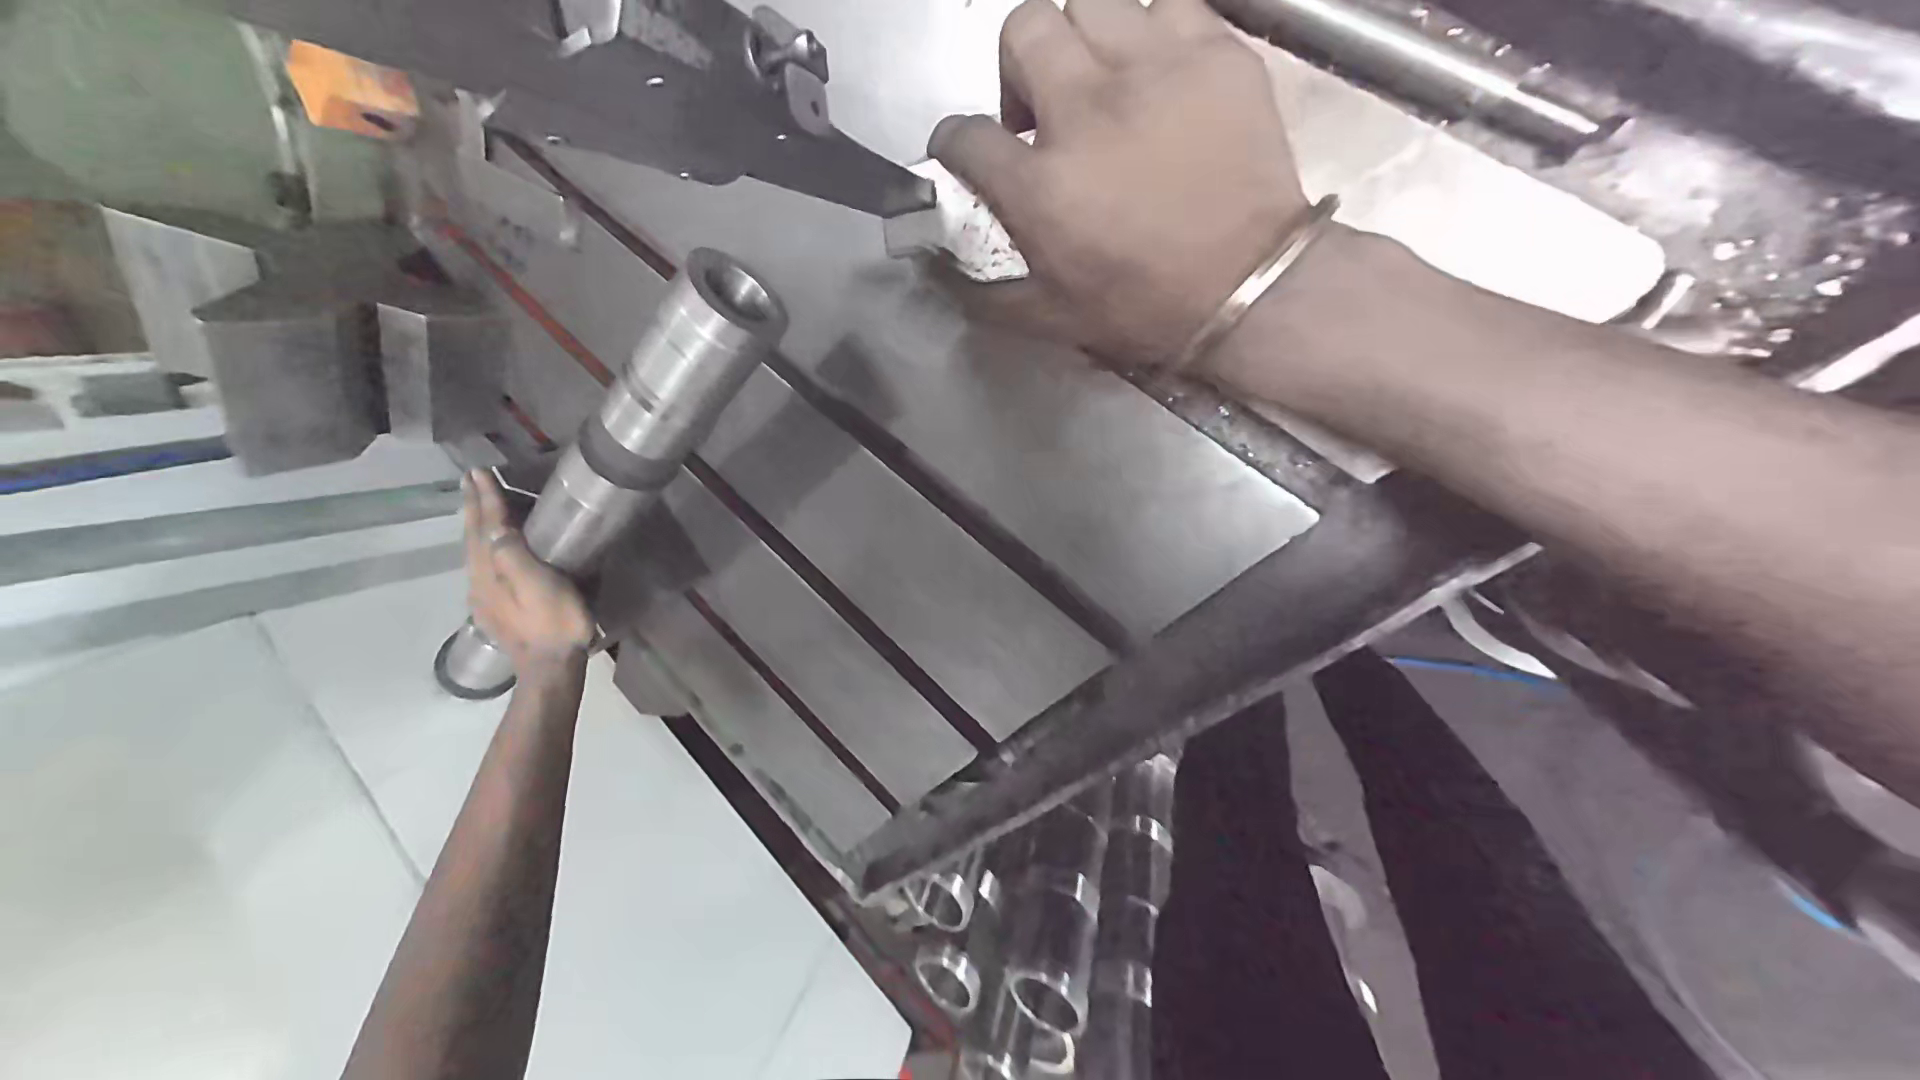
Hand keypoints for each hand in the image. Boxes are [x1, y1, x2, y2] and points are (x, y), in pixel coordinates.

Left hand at [463, 469, 594, 675]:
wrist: (549, 668)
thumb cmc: (555, 623)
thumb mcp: (542, 587)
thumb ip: (515, 557)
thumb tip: (496, 527)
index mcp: (491, 570)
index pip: (486, 525)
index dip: (485, 497)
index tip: (479, 471)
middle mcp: (479, 579)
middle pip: (473, 535)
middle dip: (473, 506)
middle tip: (471, 479)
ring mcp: (484, 596)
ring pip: (473, 550)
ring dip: (475, 523)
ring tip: (477, 505)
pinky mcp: (492, 608)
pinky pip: (481, 565)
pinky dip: (481, 545)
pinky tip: (488, 547)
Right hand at [929, 0, 1306, 367]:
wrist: (1247, 290)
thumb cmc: (1144, 310)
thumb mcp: (1051, 319)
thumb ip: (984, 293)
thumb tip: (936, 271)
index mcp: (1041, 186)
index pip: (964, 135)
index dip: (955, 144)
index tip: (969, 153)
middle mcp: (1087, 111)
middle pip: (1022, 30)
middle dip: (1017, 71)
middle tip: (1041, 115)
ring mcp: (1155, 71)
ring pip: (1089, 2)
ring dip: (1080, 44)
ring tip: (1100, 90)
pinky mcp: (1215, 53)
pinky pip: (1165, 3)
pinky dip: (1148, 33)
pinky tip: (1154, 77)